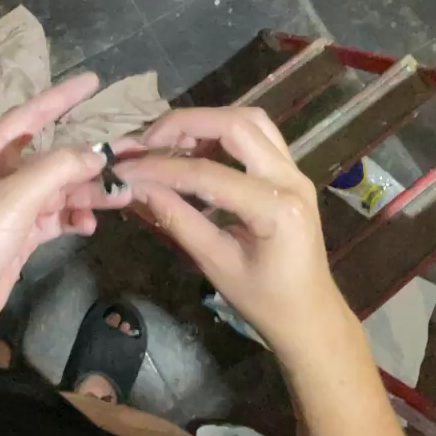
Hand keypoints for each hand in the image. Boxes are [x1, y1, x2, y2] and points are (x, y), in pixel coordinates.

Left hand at [0, 73, 130, 380]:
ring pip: (56, 191)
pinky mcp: (16, 241)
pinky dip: (72, 220)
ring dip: (86, 192)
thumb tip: (95, 153)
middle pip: (51, 158)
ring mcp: (7, 212)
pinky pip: (53, 221)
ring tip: (121, 196)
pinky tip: (89, 226)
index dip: (60, 97)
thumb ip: (55, 171)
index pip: (28, 117)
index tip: (94, 82)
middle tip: (131, 153)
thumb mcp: (11, 201)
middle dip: (88, 157)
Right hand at [113, 107, 355, 359]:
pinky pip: (257, 134)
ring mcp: (295, 171)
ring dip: (206, 121)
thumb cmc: (266, 301)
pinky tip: (196, 148)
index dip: (161, 168)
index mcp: (277, 209)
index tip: (125, 169)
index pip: (208, 174)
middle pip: (236, 125)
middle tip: (146, 143)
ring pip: (250, 120)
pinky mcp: (290, 171)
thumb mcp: (217, 265)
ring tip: (170, 141)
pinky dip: (223, 131)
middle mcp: (291, 179)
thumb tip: (138, 188)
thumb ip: (178, 220)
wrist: (310, 316)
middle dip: (185, 124)